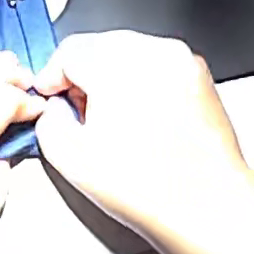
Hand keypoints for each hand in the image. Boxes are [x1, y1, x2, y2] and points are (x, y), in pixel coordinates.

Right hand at [33, 32, 253, 253]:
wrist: (206, 205)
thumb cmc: (148, 187)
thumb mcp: (71, 159)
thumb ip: (47, 122)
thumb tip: (53, 110)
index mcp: (117, 63)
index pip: (69, 51)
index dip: (51, 77)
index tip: (48, 98)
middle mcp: (153, 52)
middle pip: (100, 48)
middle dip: (83, 79)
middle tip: (78, 118)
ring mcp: (182, 62)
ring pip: (130, 56)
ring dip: (112, 82)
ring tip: (112, 128)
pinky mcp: (199, 78)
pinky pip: (158, 70)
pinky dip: (141, 88)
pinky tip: (141, 127)